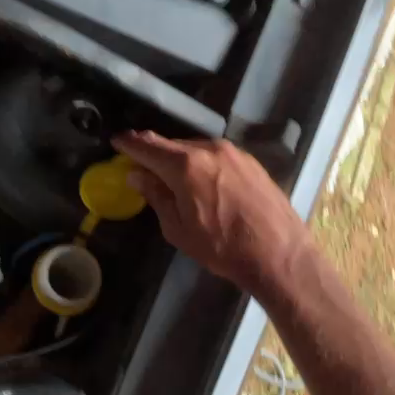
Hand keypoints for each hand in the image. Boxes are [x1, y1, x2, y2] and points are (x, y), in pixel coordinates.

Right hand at [114, 130, 314, 297]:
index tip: (116, 141)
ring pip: (196, 149)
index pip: (147, 146)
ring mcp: (234, 153)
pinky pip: (216, 156)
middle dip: (154, 152)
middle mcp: (209, 149)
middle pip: (172, 145)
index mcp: (185, 165)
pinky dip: (201, 163)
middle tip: (140, 162)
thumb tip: (138, 176)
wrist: (278, 252)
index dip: (128, 144)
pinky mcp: (251, 162)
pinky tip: (201, 180)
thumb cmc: (222, 247)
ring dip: (179, 158)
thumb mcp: (178, 229)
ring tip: (170, 174)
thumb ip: (157, 197)